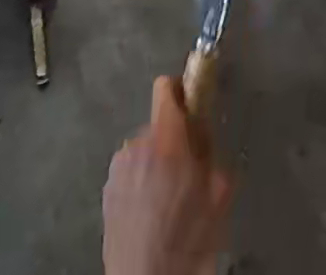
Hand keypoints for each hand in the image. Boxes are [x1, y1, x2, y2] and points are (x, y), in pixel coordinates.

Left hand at [103, 77, 232, 274]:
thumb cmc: (189, 236)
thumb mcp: (219, 190)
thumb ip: (211, 152)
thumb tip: (204, 136)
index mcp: (166, 138)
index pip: (165, 88)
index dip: (180, 89)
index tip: (193, 103)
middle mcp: (136, 145)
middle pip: (158, 122)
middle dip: (174, 136)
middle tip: (190, 166)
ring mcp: (117, 169)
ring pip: (144, 147)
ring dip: (156, 159)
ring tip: (169, 195)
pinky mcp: (106, 192)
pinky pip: (130, 170)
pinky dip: (141, 179)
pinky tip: (151, 209)